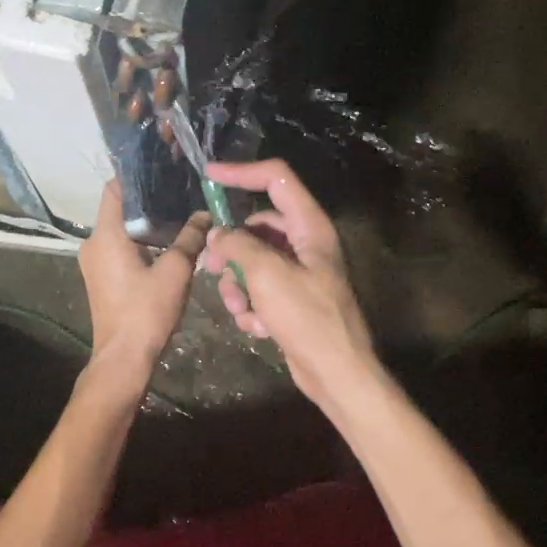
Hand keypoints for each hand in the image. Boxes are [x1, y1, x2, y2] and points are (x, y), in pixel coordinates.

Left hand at [78, 180, 209, 373]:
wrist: (123, 358)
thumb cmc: (146, 311)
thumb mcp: (175, 272)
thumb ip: (190, 239)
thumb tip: (206, 216)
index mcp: (106, 234)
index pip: (114, 188)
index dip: (135, 175)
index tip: (161, 168)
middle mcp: (93, 243)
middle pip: (118, 209)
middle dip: (147, 200)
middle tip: (177, 191)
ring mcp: (93, 262)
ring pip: (119, 230)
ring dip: (144, 223)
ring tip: (177, 214)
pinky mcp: (99, 278)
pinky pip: (118, 248)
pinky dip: (138, 241)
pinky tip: (164, 244)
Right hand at [201, 159, 377, 405]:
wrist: (337, 374)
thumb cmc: (308, 318)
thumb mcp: (267, 274)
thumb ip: (237, 245)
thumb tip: (218, 234)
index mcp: (310, 227)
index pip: (276, 179)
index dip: (242, 172)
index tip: (209, 176)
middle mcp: (307, 244)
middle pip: (257, 227)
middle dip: (231, 248)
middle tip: (210, 267)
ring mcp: (301, 273)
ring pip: (254, 260)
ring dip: (238, 283)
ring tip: (239, 308)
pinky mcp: (293, 300)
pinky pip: (261, 289)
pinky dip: (252, 305)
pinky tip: (255, 327)